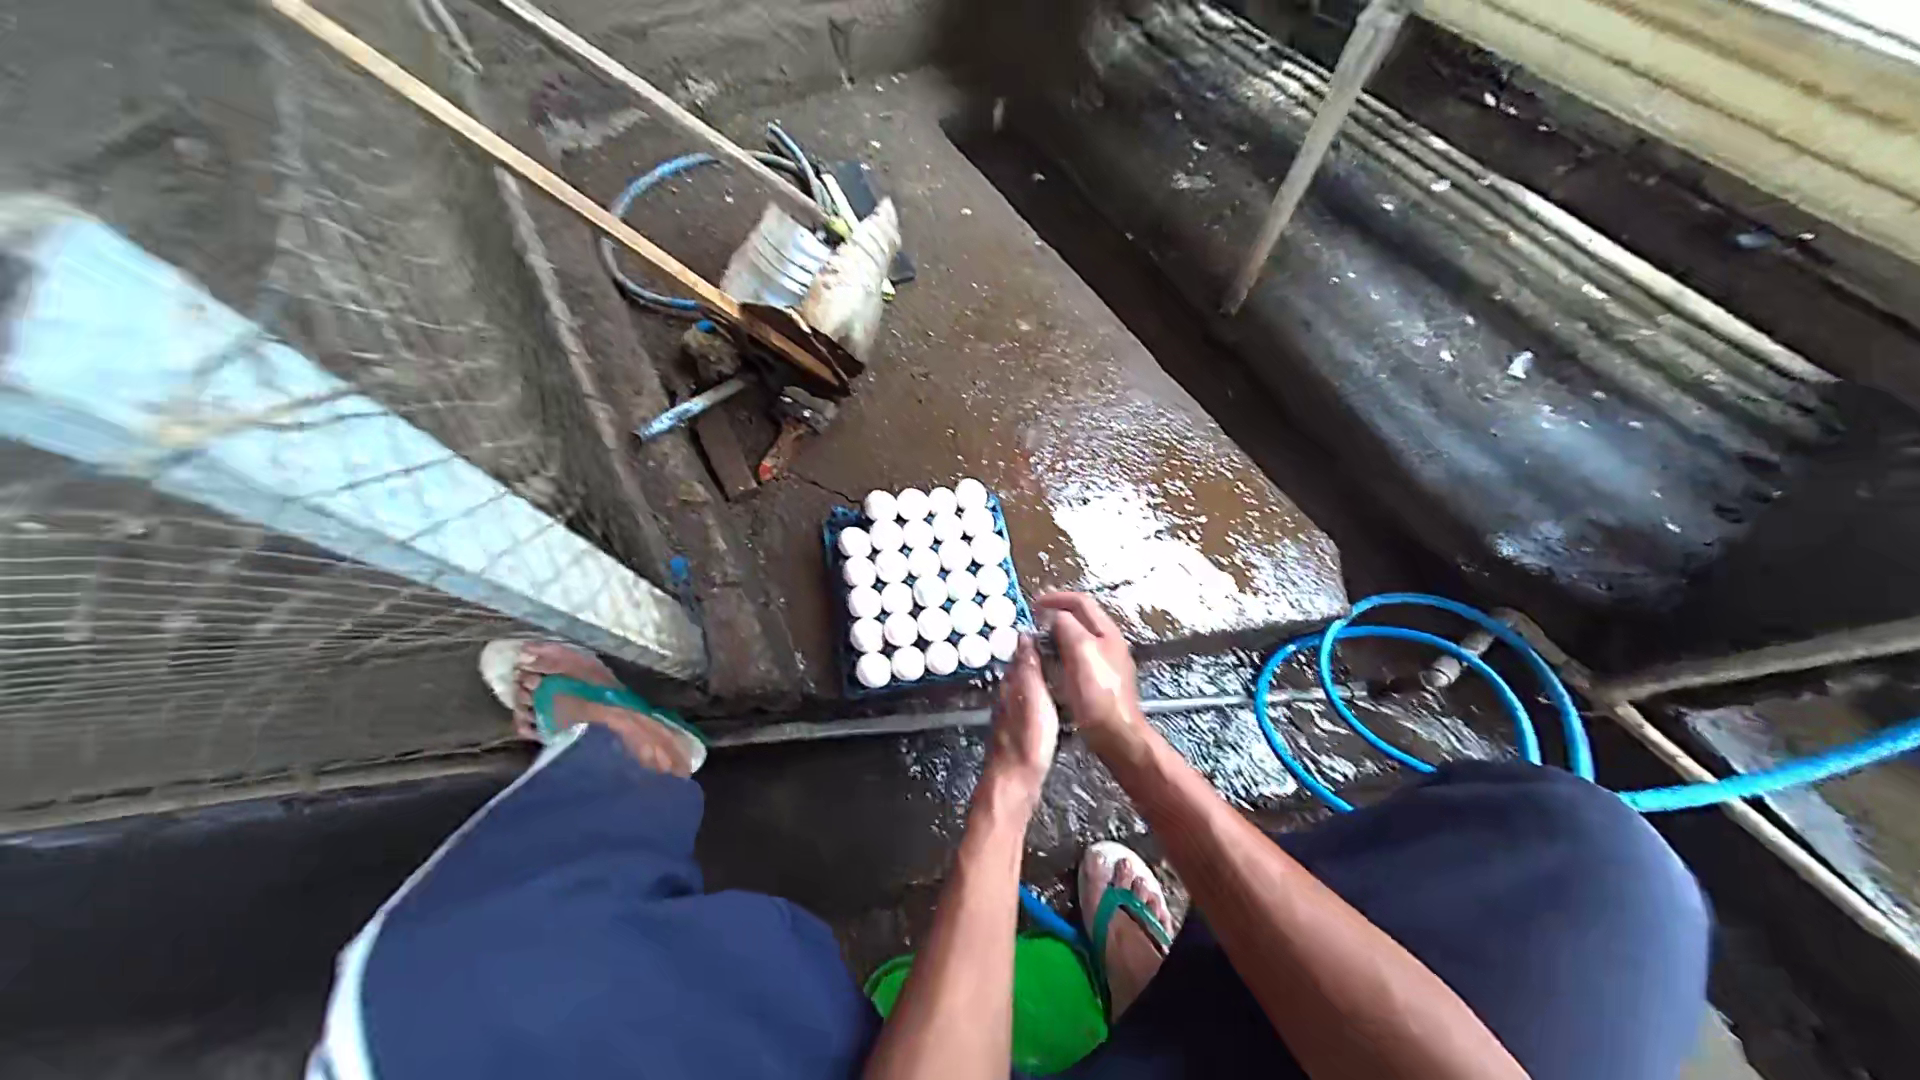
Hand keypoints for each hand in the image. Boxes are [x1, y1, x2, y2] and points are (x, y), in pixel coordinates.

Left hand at [984, 635, 1059, 800]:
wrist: (1015, 780)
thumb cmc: (1029, 738)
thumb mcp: (1033, 696)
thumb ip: (1028, 668)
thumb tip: (1024, 635)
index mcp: (1011, 683)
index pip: (1021, 654)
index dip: (1036, 642)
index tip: (1054, 633)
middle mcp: (1007, 695)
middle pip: (1023, 670)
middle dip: (1038, 659)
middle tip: (1062, 651)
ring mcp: (1010, 714)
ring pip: (1026, 687)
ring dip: (1040, 679)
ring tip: (1061, 673)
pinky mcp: (1017, 730)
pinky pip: (1029, 705)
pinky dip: (1040, 698)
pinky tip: (1052, 702)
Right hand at [1035, 593, 1145, 755]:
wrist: (1116, 735)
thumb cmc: (1097, 694)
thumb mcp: (1080, 651)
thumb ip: (1066, 626)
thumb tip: (1052, 616)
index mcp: (1106, 631)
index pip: (1080, 601)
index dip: (1055, 598)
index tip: (1032, 605)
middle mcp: (1108, 643)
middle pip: (1079, 618)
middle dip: (1054, 615)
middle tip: (1031, 621)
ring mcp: (1105, 662)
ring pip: (1076, 638)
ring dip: (1055, 634)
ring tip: (1035, 641)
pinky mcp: (1098, 681)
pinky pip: (1075, 657)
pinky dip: (1059, 653)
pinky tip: (1047, 664)